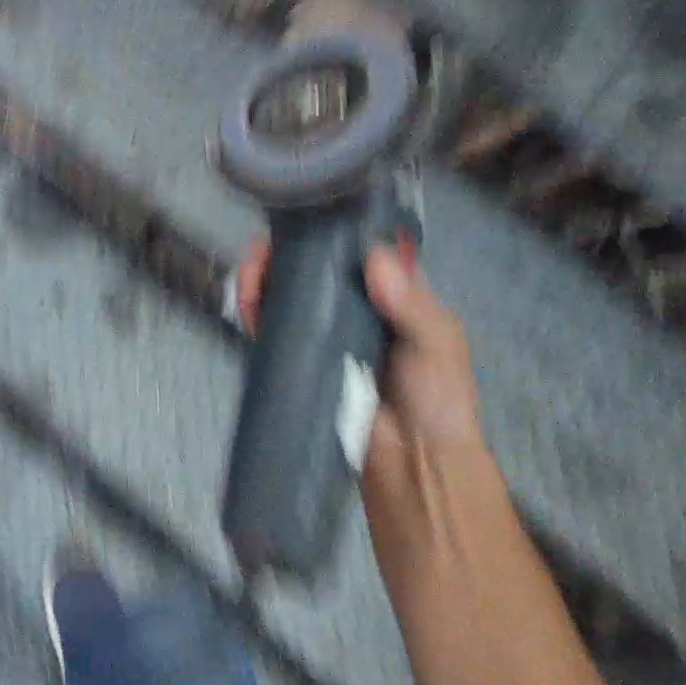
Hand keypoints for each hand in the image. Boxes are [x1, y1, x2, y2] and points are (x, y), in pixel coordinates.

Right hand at [234, 241, 486, 486]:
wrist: (412, 460)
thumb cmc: (437, 400)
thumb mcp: (440, 344)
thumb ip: (413, 304)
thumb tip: (374, 258)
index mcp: (388, 294)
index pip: (349, 250)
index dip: (324, 232)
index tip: (304, 223)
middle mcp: (348, 305)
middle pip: (304, 265)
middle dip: (279, 252)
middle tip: (264, 255)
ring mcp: (317, 330)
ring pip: (279, 289)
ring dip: (259, 276)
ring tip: (251, 277)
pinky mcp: (292, 355)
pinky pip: (265, 323)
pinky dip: (251, 308)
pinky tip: (245, 302)